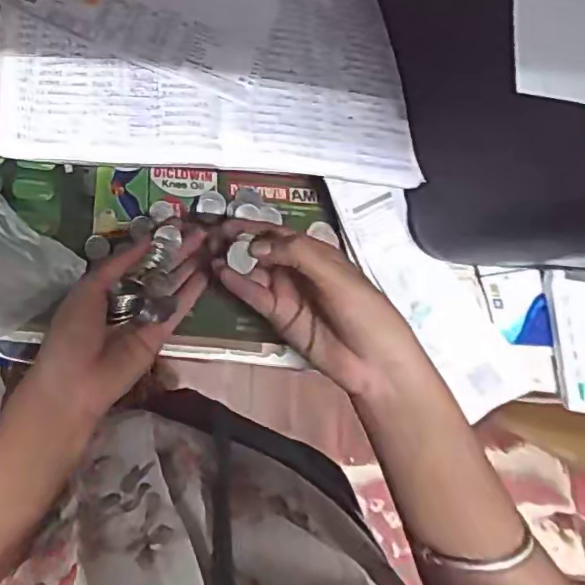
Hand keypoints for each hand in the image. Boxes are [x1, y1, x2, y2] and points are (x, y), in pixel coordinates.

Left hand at [19, 225, 210, 422]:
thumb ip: (116, 265)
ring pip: (169, 287)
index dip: (153, 243)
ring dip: (187, 267)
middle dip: (176, 251)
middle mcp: (127, 300)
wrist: (74, 381)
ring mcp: (144, 318)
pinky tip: (205, 274)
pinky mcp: (158, 336)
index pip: (133, 260)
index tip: (173, 224)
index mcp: (104, 288)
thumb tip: (143, 240)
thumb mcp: (88, 289)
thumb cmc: (72, 331)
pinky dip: (190, 293)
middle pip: (156, 271)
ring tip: (209, 244)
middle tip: (200, 230)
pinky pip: (176, 310)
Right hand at [210, 220, 419, 398]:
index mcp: (316, 253)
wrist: (375, 362)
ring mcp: (286, 293)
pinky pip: (254, 295)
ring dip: (232, 261)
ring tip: (209, 252)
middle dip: (237, 242)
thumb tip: (256, 246)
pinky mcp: (278, 315)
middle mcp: (297, 269)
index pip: (279, 233)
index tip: (228, 221)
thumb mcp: (335, 275)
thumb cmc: (364, 311)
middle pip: (261, 250)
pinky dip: (237, 284)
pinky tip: (221, 273)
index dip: (254, 226)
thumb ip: (297, 254)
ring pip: (253, 271)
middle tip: (211, 236)